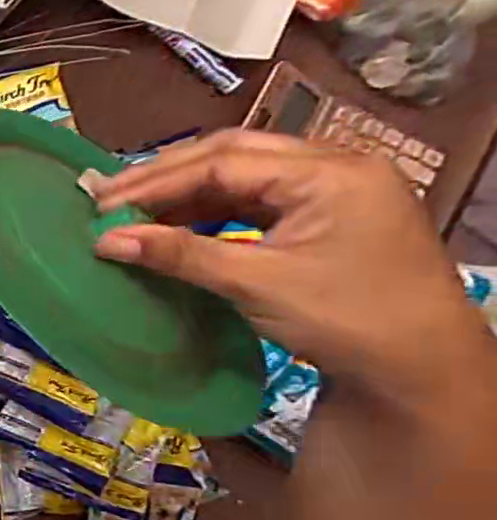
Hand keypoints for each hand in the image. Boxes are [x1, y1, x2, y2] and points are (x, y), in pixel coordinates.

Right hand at [86, 130, 484, 400]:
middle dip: (162, 176)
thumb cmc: (345, 316)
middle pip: (228, 154)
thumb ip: (177, 254)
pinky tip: (169, 223)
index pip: (221, 163)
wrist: (418, 365)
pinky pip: (248, 196)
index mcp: (330, 174)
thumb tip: (103, 240)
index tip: (101, 207)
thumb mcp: (254, 282)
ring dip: (179, 190)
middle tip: (107, 200)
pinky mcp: (319, 214)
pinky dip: (202, 206)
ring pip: (236, 173)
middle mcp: (334, 168)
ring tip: (129, 211)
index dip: (153, 183)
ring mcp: (330, 190)